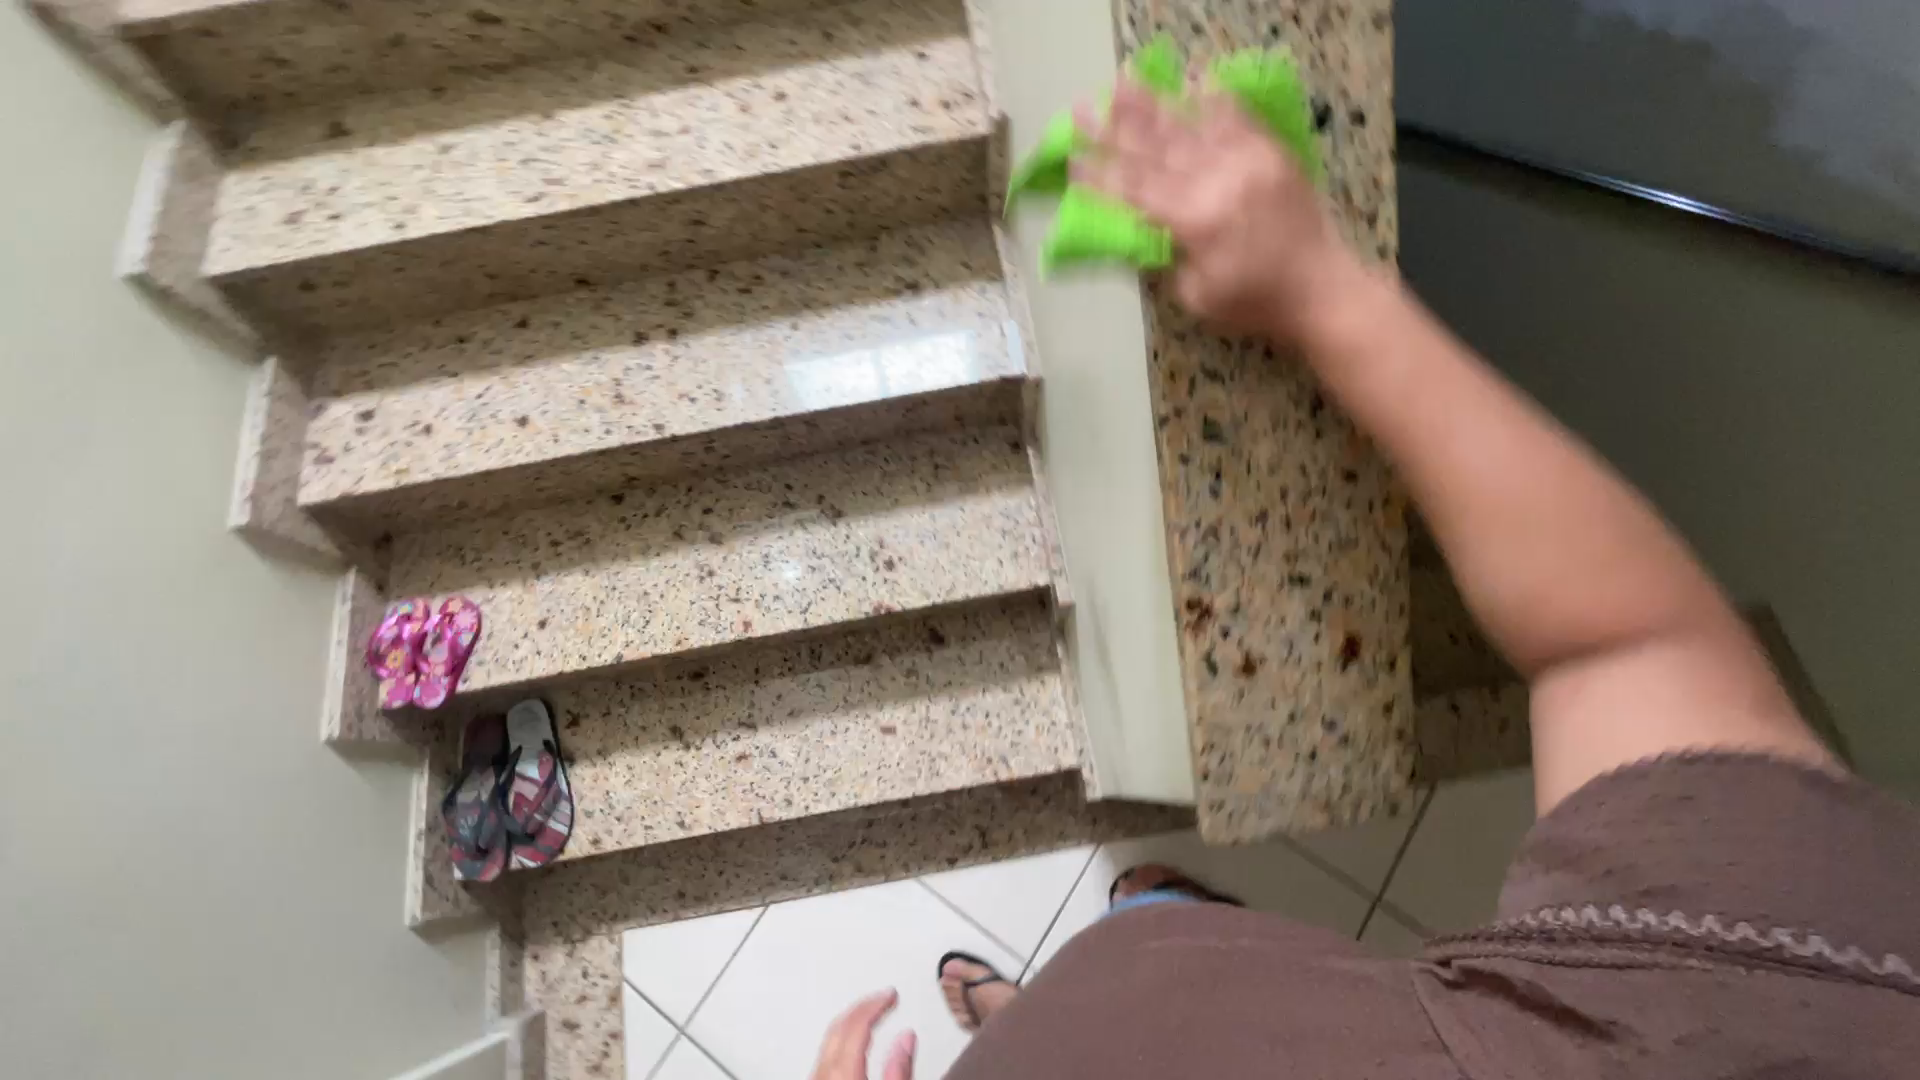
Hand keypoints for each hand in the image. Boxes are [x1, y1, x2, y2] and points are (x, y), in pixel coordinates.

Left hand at [810, 990, 915, 1079]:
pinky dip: (840, 1036)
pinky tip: (852, 1039)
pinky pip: (824, 1051)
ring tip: (871, 1012)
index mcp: (841, 1070)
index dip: (876, 1002)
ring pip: (829, 1036)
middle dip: (863, 1005)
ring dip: (850, 1019)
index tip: (891, 994)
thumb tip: (906, 1036)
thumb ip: (899, 1069)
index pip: (857, 1022)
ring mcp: (815, 1077)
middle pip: (840, 1025)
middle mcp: (822, 1071)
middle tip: (883, 996)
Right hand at [1072, 80, 1365, 340]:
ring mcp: (1248, 160)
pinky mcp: (1271, 153)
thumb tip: (1142, 229)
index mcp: (1197, 221)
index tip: (1072, 160)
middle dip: (1114, 131)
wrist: (1319, 288)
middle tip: (1084, 110)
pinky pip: (1237, 119)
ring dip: (1153, 106)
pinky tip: (1192, 82)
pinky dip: (1212, 100)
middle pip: (1155, 151)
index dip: (1100, 177)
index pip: (1136, 192)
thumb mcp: (1194, 294)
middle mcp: (1219, 180)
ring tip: (1123, 84)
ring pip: (1190, 127)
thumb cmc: (1251, 303)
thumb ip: (1166, 256)